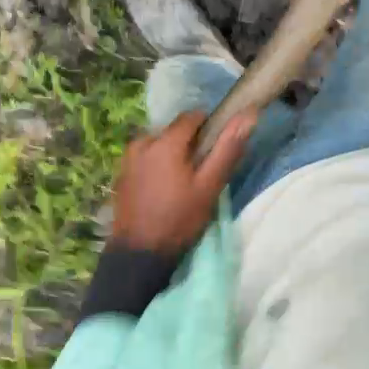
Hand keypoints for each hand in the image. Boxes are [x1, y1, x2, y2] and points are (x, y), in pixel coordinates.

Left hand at [109, 108, 255, 256]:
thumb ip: (228, 148)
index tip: (214, 149)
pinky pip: (144, 158)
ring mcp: (127, 158)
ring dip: (170, 154)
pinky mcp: (120, 174)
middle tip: (199, 171)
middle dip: (188, 143)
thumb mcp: (209, 186)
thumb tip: (248, 114)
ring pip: (158, 143)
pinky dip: (155, 165)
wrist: (139, 254)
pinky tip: (161, 190)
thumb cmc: (179, 219)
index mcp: (165, 141)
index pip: (192, 116)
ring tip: (180, 183)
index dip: (207, 128)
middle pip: (173, 130)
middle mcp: (142, 141)